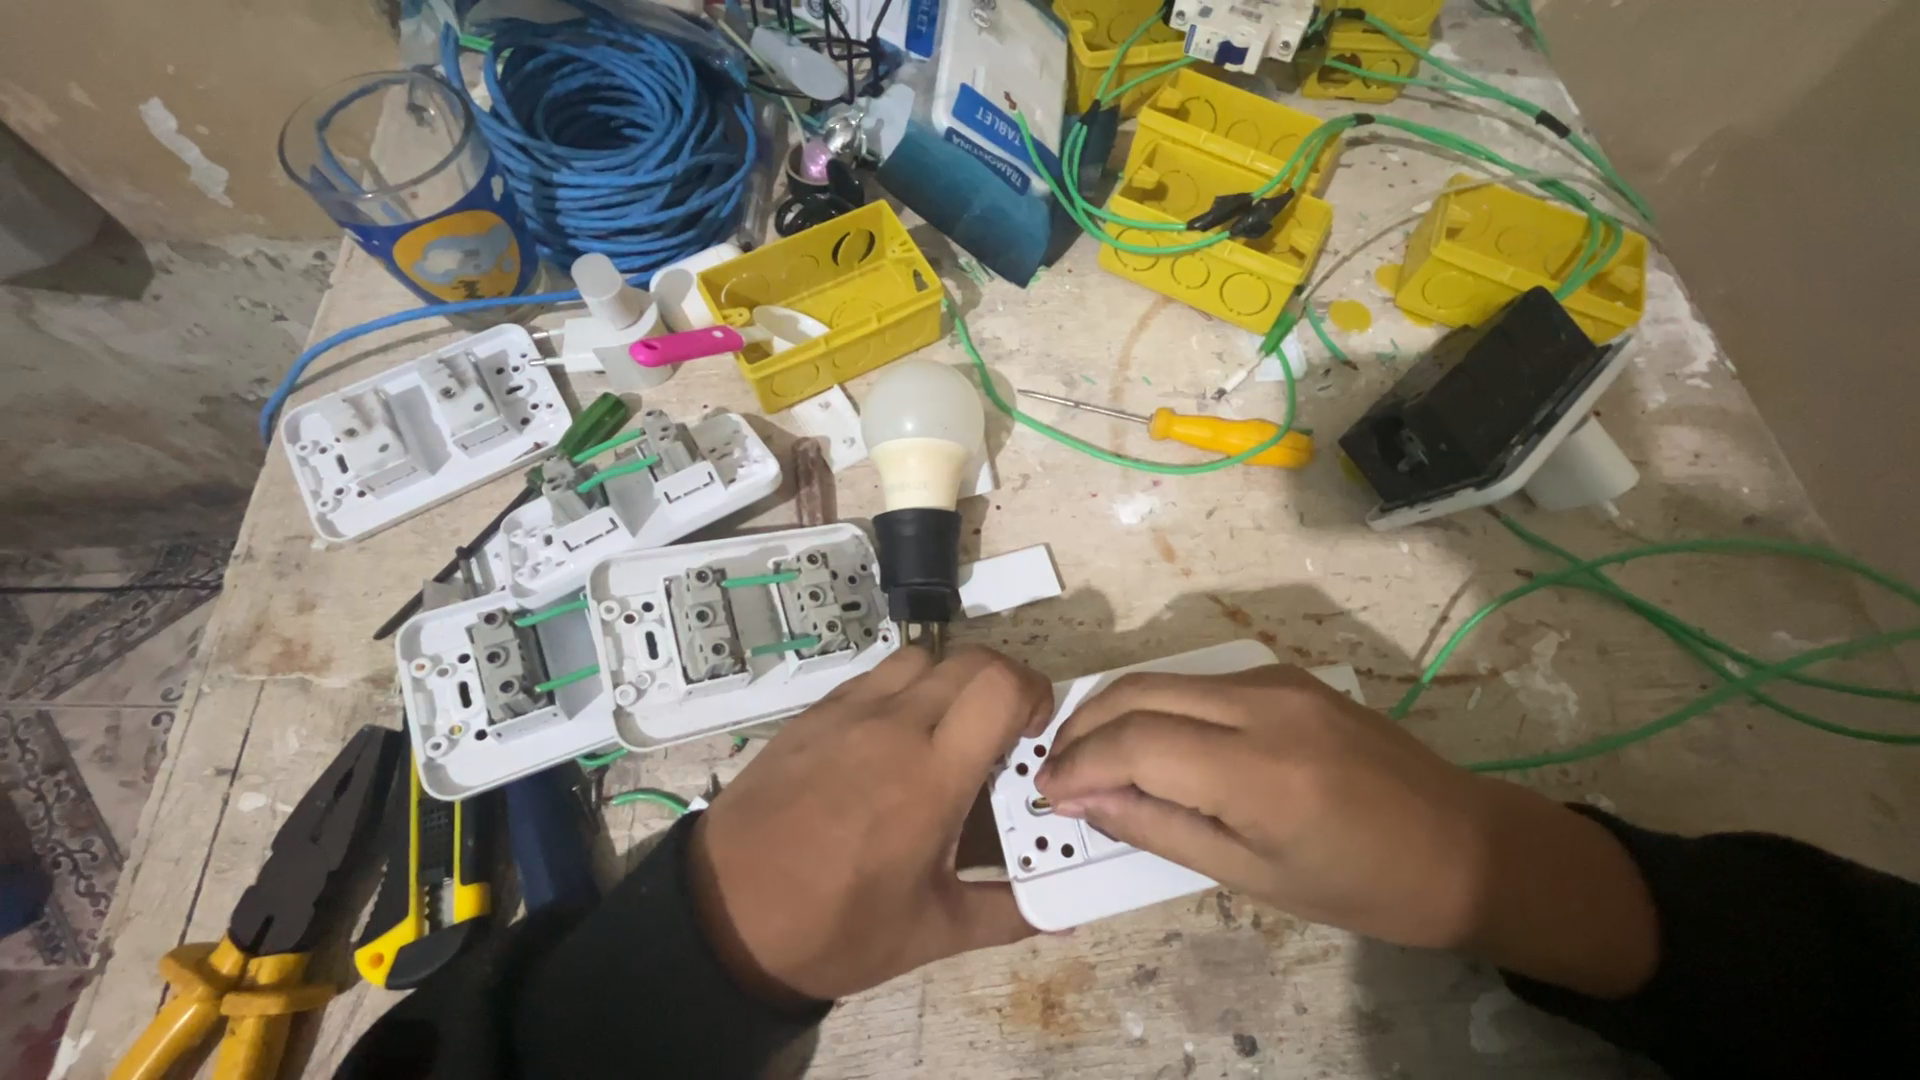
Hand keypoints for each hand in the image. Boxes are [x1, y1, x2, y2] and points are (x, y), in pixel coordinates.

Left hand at [688, 646, 1053, 1004]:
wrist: (724, 916)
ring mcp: (848, 712)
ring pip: (921, 658)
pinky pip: (875, 676)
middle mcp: (894, 726)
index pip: (1000, 688)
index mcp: (932, 775)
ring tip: (945, 731)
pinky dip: (902, 689)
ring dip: (949, 681)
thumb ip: (1008, 913)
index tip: (1032, 734)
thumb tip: (1065, 912)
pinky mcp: (814, 713)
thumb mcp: (931, 932)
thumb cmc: (834, 928)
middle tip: (1000, 734)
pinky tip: (889, 739)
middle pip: (970, 661)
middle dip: (1002, 686)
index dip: (1034, 696)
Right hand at [1034, 664, 1658, 997]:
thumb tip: (1084, 799)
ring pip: (1161, 679)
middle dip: (1081, 727)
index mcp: (1260, 771)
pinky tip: (1149, 742)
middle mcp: (1262, 705)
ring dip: (1114, 712)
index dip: (1078, 764)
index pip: (1135, 744)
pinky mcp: (1283, 674)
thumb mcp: (1251, 878)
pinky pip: (1196, 682)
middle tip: (1055, 768)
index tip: (1046, 790)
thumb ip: (1158, 828)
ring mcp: (1275, 680)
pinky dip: (1156, 706)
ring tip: (1091, 757)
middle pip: (1136, 691)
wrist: (1466, 847)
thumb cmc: (1361, 886)